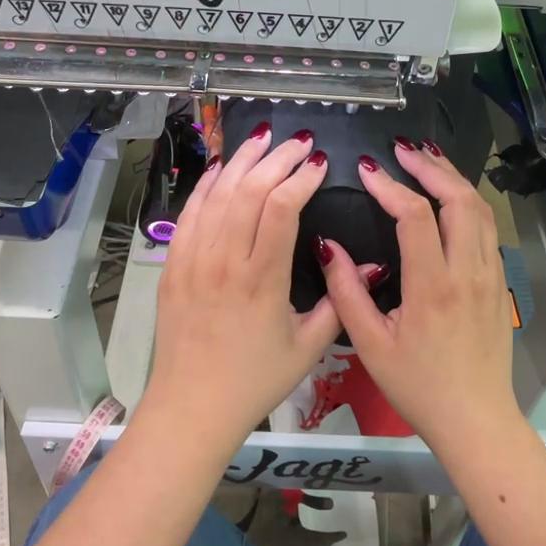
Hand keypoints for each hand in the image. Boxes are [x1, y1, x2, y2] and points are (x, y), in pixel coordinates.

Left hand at [143, 123, 342, 447]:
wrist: (191, 407)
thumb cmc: (254, 380)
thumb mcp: (307, 349)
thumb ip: (338, 303)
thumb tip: (372, 266)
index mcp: (261, 280)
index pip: (282, 209)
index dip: (302, 179)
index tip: (320, 163)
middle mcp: (225, 261)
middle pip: (250, 191)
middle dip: (278, 159)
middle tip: (299, 141)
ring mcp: (194, 260)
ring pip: (218, 194)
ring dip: (242, 161)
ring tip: (263, 138)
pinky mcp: (173, 265)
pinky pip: (189, 214)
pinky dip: (206, 186)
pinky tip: (220, 168)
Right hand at [317, 139, 518, 449]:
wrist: (476, 419)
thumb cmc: (418, 386)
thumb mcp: (371, 346)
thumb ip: (347, 292)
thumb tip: (328, 245)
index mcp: (433, 285)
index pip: (416, 215)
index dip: (390, 185)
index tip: (366, 169)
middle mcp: (467, 271)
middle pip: (458, 199)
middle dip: (430, 167)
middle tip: (402, 149)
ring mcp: (489, 275)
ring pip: (480, 209)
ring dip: (453, 178)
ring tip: (427, 160)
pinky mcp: (499, 283)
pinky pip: (488, 229)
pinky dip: (469, 201)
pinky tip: (451, 197)